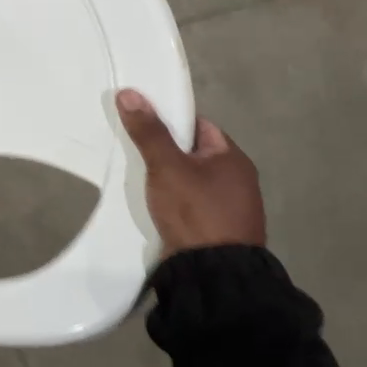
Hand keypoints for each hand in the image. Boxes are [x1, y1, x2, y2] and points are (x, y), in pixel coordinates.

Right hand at [116, 89, 265, 256]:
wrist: (214, 273)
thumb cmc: (196, 211)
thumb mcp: (167, 166)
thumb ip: (149, 131)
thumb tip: (129, 93)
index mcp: (233, 159)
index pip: (198, 125)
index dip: (169, 120)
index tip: (141, 121)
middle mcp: (236, 180)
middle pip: (191, 151)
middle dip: (162, 148)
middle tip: (132, 144)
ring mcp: (228, 206)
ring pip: (188, 177)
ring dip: (165, 174)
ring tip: (136, 171)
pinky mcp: (215, 227)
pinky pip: (188, 200)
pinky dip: (170, 196)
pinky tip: (150, 199)